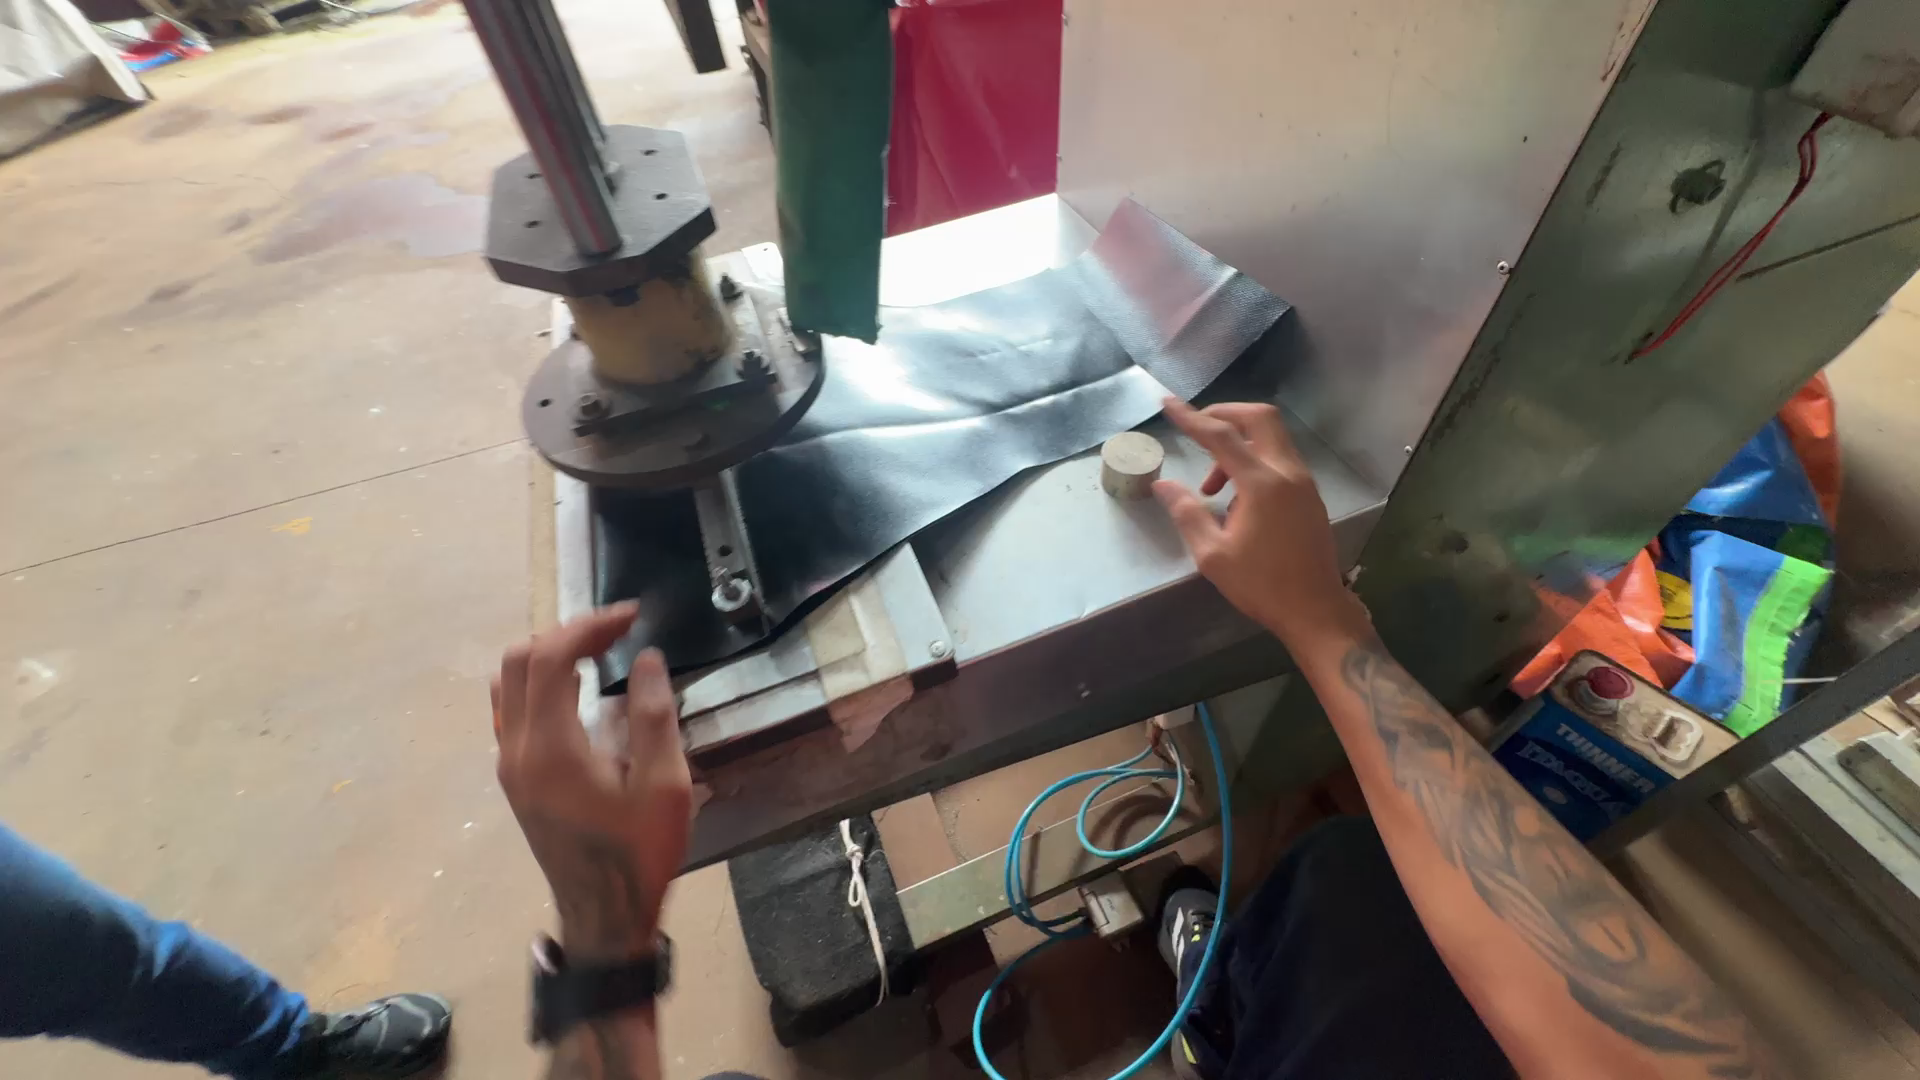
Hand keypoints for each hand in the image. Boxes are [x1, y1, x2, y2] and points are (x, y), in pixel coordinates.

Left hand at [493, 605, 692, 962]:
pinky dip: (540, 679)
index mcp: (551, 749)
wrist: (605, 913)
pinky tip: (577, 685)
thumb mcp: (665, 783)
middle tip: (618, 628)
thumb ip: (654, 716)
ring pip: (507, 682)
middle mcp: (517, 750)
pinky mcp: (515, 777)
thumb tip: (647, 659)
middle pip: (519, 662)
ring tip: (598, 648)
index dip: (590, 626)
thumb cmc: (640, 848)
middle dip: (568, 632)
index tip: (633, 615)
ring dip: (549, 652)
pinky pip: (511, 707)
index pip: (551, 659)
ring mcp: (509, 765)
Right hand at [1153, 397, 1371, 656]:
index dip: (1190, 418)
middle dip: (1224, 414)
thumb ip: (1187, 513)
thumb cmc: (1260, 585)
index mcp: (1262, 484)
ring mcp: (1303, 482)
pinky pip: (1278, 458)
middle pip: (1259, 418)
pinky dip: (1253, 459)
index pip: (1221, 436)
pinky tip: (1234, 496)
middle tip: (1196, 428)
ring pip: (1271, 436)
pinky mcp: (1308, 494)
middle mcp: (1288, 473)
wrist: (1315, 610)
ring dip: (1238, 442)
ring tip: (1210, 484)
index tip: (1168, 404)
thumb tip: (1163, 485)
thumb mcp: (1212, 554)